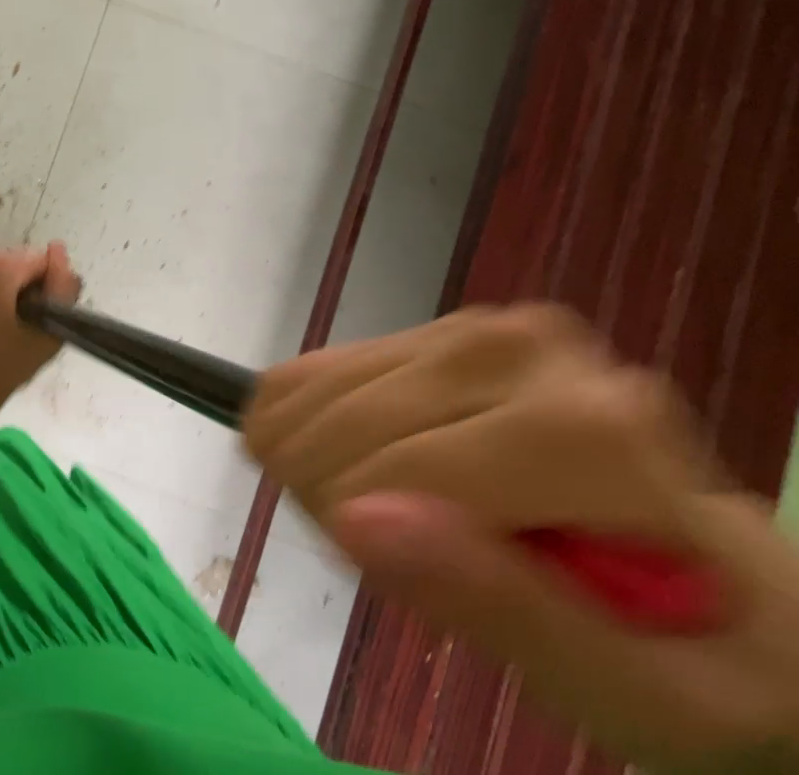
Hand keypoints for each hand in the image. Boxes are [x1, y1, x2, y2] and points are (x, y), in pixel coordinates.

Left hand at [0, 243, 80, 413]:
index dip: (51, 289)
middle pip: (23, 262)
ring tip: (14, 323)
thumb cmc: (7, 361)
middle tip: (30, 323)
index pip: (42, 262)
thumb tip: (59, 249)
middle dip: (32, 286)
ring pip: (7, 269)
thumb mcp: (48, 328)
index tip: (45, 317)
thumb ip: (63, 288)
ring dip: (16, 290)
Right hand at [244, 304, 798, 768]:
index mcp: (587, 429)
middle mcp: (523, 350)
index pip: (387, 473)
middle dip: (350, 508)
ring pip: (303, 398)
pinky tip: (376, 470)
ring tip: (410, 518)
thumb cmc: (686, 654)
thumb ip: (504, 607)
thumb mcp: (632, 688)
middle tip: (428, 560)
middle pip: (339, 430)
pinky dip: (307, 438)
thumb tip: (358, 519)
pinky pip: (298, 380)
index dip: (378, 548)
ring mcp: (472, 330)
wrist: (719, 582)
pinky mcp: (429, 332)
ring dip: (325, 473)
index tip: (430, 590)